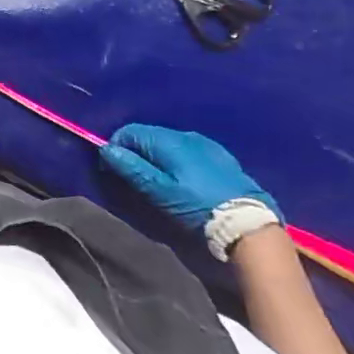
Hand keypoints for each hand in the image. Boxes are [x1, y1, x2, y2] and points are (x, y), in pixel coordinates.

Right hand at [99, 124, 279, 232]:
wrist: (248, 222)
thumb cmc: (196, 206)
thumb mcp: (158, 191)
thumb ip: (131, 168)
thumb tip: (106, 149)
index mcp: (168, 140)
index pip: (128, 131)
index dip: (115, 148)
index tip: (113, 171)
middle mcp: (185, 135)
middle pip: (148, 135)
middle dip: (135, 153)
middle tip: (134, 180)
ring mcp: (206, 144)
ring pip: (168, 143)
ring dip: (156, 157)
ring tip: (157, 181)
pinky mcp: (220, 156)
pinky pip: (187, 151)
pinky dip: (176, 160)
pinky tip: (182, 180)